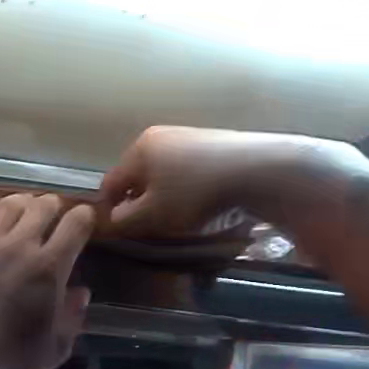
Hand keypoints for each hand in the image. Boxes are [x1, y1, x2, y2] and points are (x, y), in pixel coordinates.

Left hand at [0, 193, 95, 368]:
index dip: (84, 217)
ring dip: (18, 201)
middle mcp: (18, 246)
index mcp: (49, 268)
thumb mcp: (52, 350)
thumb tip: (80, 292)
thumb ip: (71, 318)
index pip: (75, 225)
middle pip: (41, 207)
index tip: (84, 220)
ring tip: (21, 204)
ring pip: (5, 206)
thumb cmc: (5, 361)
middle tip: (52, 211)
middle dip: (52, 205)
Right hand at [99, 126, 368, 237]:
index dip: (109, 210)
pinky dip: (186, 188)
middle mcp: (159, 137)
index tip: (117, 231)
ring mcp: (189, 137)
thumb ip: (126, 219)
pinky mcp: (214, 143)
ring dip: (163, 196)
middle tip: (148, 227)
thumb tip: (115, 218)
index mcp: (138, 150)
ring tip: (177, 218)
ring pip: (163, 173)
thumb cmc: (194, 194)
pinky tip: (202, 204)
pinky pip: (187, 170)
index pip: (110, 183)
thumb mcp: (153, 215)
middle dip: (138, 201)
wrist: (260, 170)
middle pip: (137, 176)